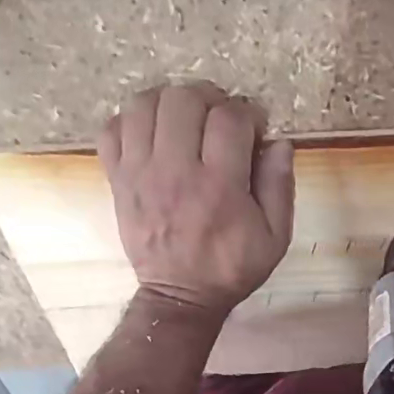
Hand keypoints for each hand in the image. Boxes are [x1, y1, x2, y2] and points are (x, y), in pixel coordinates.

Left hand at [99, 82, 294, 315]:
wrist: (181, 295)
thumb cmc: (234, 266)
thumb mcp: (276, 236)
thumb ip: (280, 186)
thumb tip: (280, 142)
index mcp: (220, 185)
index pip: (229, 119)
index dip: (248, 112)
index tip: (256, 126)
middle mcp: (176, 171)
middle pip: (183, 100)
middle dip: (209, 98)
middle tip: (222, 117)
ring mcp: (140, 172)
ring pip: (144, 104)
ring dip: (170, 102)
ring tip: (188, 118)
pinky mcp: (118, 179)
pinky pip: (113, 127)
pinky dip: (133, 120)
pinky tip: (155, 133)